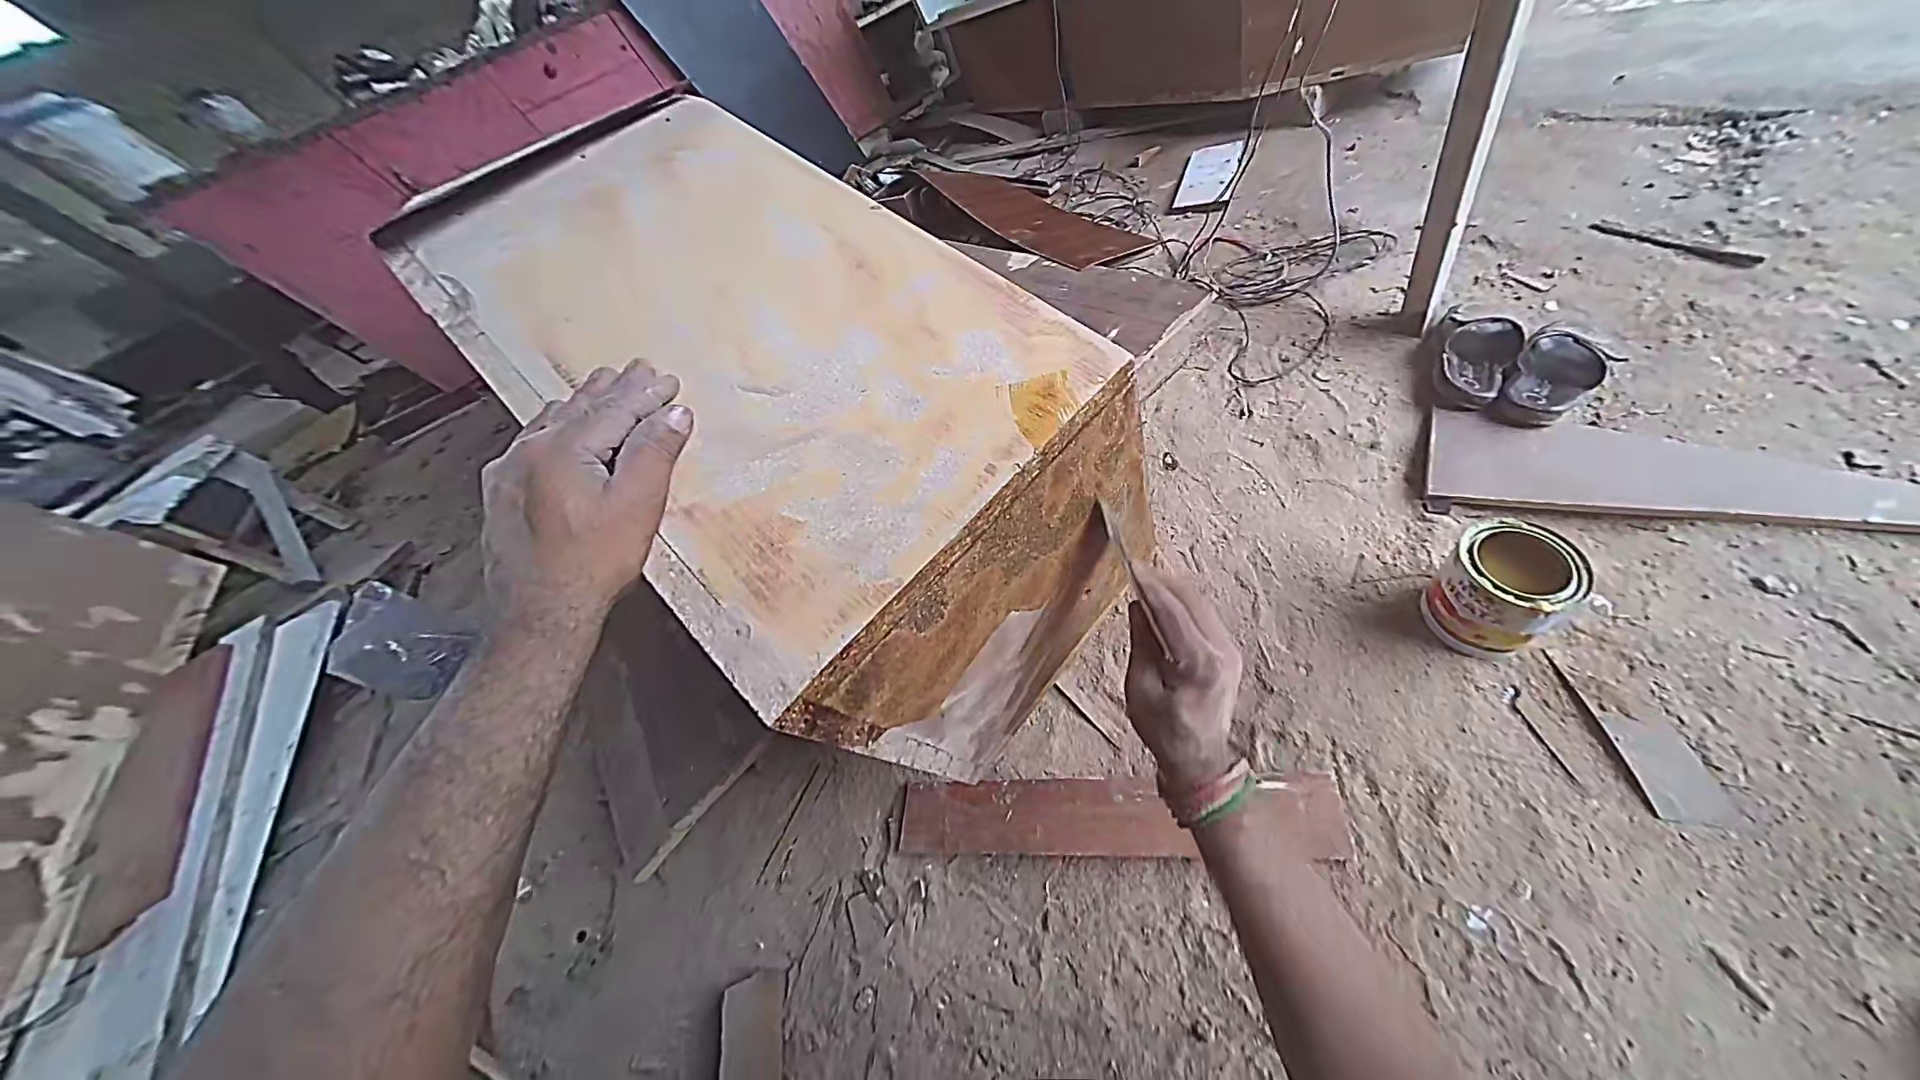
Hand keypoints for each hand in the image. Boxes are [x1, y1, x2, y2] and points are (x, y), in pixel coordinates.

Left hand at [480, 360, 691, 625]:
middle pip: (582, 408)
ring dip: (585, 402)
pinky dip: (556, 425)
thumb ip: (655, 452)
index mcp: (564, 449)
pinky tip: (558, 424)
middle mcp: (530, 450)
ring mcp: (510, 470)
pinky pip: (532, 441)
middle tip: (637, 370)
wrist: (540, 611)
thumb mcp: (637, 504)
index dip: (645, 394)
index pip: (615, 409)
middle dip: (615, 389)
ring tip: (602, 386)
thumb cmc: (592, 562)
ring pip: (553, 421)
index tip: (666, 380)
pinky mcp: (502, 491)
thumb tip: (674, 412)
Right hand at [1123, 565, 1244, 792]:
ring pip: (1201, 604)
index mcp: (1198, 662)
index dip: (1149, 585)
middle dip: (1163, 581)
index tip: (1132, 566)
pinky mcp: (1229, 652)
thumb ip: (1142, 644)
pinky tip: (1166, 600)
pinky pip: (1205, 616)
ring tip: (1148, 580)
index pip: (1171, 611)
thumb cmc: (1165, 731)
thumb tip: (1138, 607)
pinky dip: (1185, 603)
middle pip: (1191, 600)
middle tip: (1138, 568)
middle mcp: (1221, 651)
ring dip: (1175, 589)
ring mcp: (1230, 651)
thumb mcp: (1141, 689)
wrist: (1200, 758)